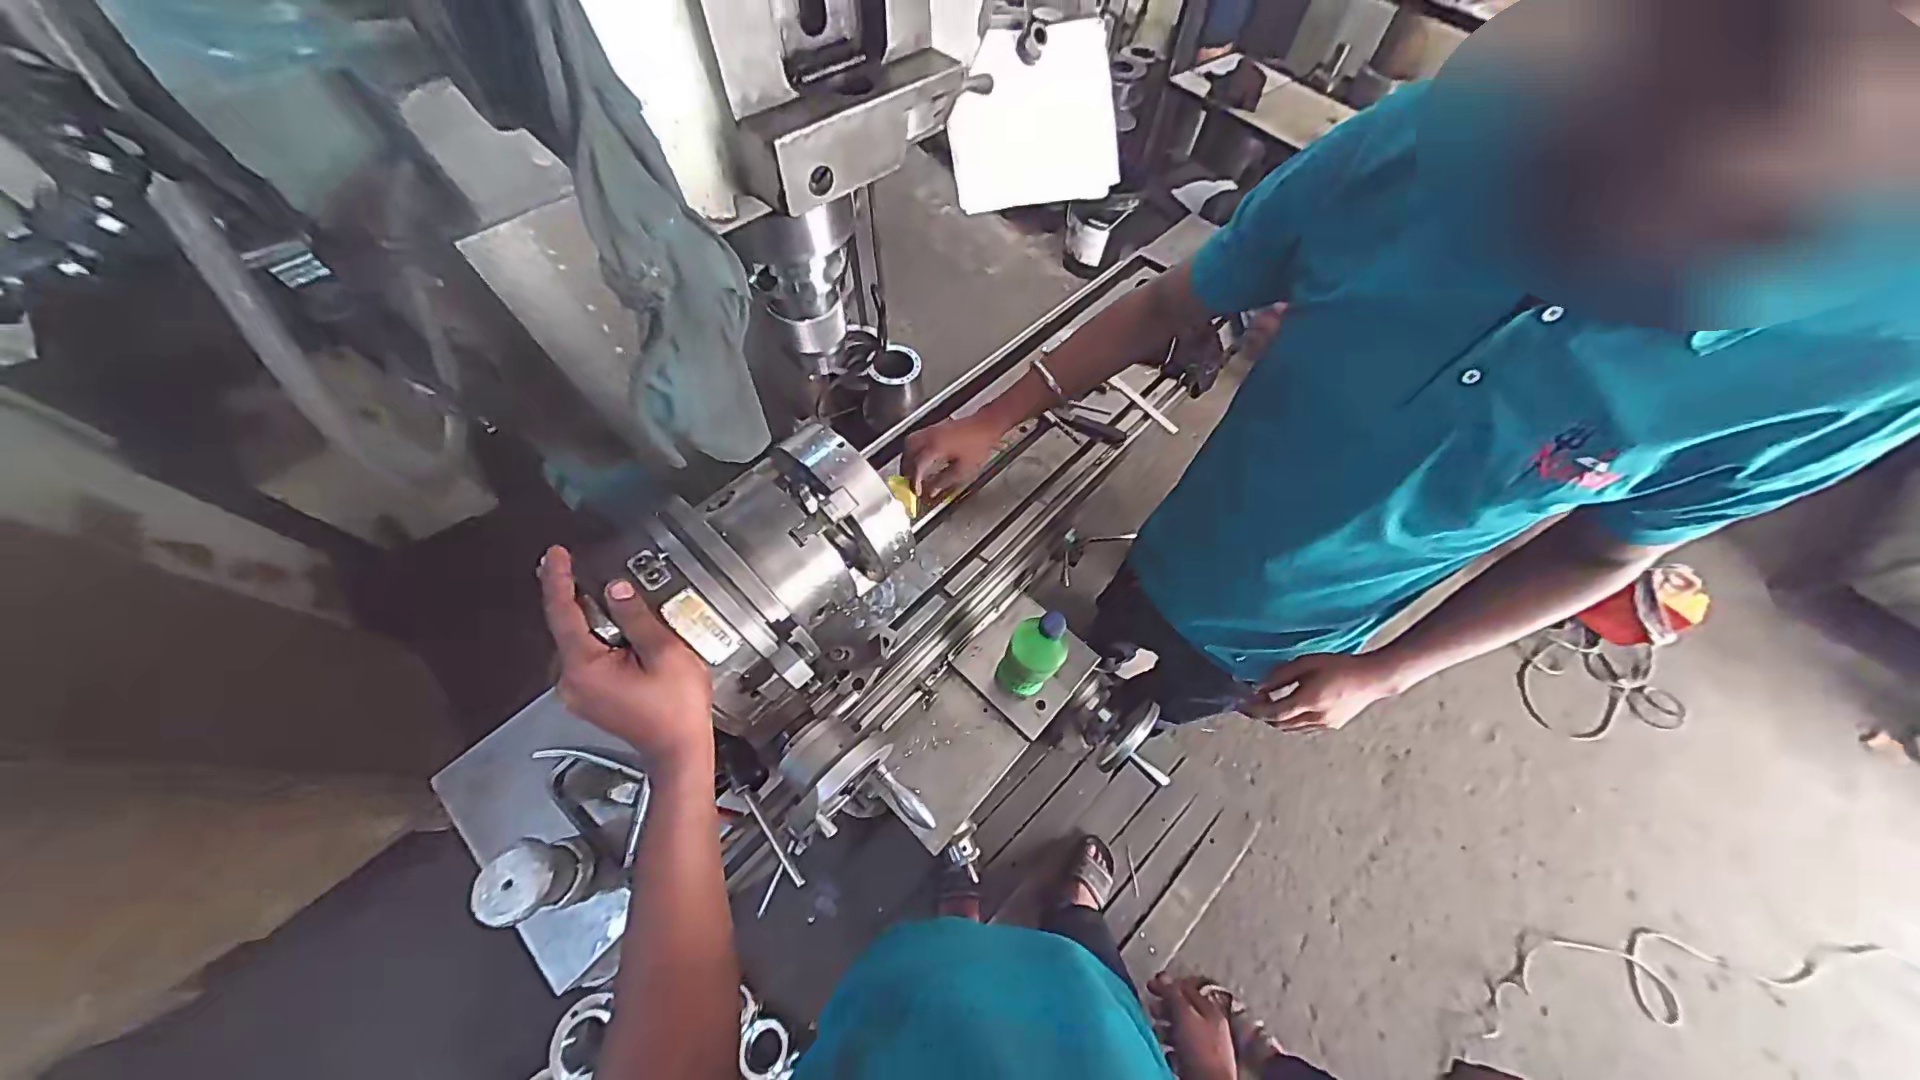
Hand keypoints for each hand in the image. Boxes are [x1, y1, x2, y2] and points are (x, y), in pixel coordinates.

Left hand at [538, 546, 714, 775]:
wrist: (678, 749)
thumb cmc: (676, 705)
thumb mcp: (664, 652)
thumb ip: (636, 618)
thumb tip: (615, 589)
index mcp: (584, 667)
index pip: (563, 614)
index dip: (558, 580)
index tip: (555, 555)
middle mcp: (570, 682)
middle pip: (567, 629)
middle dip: (574, 597)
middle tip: (574, 564)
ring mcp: (577, 694)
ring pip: (578, 644)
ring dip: (590, 619)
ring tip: (603, 595)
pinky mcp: (590, 699)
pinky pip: (586, 660)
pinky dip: (597, 639)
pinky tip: (616, 631)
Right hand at [904, 413, 1008, 501]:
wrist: (986, 426)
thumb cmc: (978, 446)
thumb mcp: (964, 469)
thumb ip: (944, 481)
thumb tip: (931, 491)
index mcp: (936, 447)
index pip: (918, 465)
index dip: (915, 480)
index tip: (917, 491)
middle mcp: (930, 436)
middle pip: (908, 452)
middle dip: (907, 469)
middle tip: (910, 481)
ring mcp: (931, 430)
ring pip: (909, 443)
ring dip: (908, 458)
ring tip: (912, 470)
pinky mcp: (935, 428)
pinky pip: (916, 438)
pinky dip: (913, 450)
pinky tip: (920, 458)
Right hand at [1147, 973, 1237, 1079]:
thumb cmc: (1198, 1049)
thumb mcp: (1184, 1016)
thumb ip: (1173, 995)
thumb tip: (1163, 977)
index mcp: (1210, 1011)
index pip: (1187, 989)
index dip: (1167, 984)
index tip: (1150, 985)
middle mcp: (1210, 1027)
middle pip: (1183, 1009)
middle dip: (1164, 1007)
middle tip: (1150, 1009)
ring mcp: (1205, 1047)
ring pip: (1181, 1030)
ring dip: (1165, 1028)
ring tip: (1155, 1032)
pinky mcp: (1199, 1065)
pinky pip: (1181, 1050)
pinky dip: (1170, 1048)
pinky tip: (1165, 1052)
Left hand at [1242, 651, 1409, 731]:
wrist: (1373, 678)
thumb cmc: (1338, 665)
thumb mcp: (1305, 664)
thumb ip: (1280, 676)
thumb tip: (1258, 687)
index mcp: (1309, 701)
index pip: (1273, 713)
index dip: (1254, 710)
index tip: (1240, 704)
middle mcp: (1316, 718)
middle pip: (1279, 723)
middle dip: (1261, 714)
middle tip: (1249, 702)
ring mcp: (1325, 725)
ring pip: (1290, 728)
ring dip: (1274, 718)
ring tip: (1265, 703)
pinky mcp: (1332, 726)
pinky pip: (1302, 727)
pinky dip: (1289, 720)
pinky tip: (1286, 708)